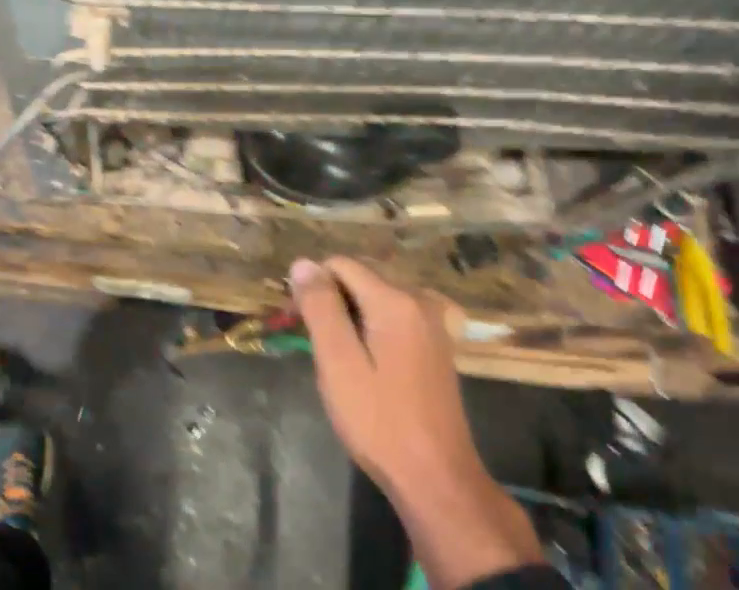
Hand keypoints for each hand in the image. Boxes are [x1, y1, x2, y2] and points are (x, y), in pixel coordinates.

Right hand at [287, 257, 472, 491]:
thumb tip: (303, 263)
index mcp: (396, 300)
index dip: (313, 287)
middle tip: (319, 347)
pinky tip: (370, 365)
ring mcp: (434, 323)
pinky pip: (395, 316)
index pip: (340, 265)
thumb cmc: (379, 421)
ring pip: (377, 297)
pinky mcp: (438, 344)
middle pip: (361, 277)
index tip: (300, 325)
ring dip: (352, 316)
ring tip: (342, 359)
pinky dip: (374, 328)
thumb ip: (321, 307)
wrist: (436, 476)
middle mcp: (420, 300)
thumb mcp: (338, 363)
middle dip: (333, 300)